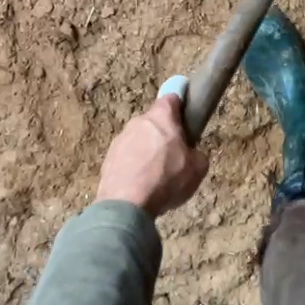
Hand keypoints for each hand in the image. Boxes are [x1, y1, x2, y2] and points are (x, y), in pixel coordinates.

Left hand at [94, 92, 208, 216]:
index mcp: (161, 116)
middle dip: (162, 135)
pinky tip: (138, 187)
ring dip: (145, 152)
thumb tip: (192, 156)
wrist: (126, 206)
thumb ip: (197, 155)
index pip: (172, 98)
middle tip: (172, 156)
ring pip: (137, 140)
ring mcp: (120, 140)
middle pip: (153, 121)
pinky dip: (131, 168)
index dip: (180, 108)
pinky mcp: (107, 160)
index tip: (185, 123)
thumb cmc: (166, 179)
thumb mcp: (197, 169)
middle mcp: (138, 121)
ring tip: (153, 178)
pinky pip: (124, 158)